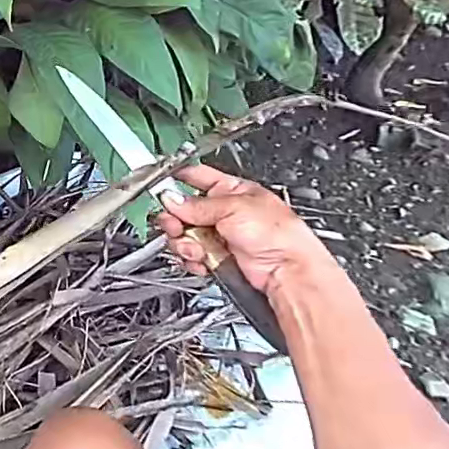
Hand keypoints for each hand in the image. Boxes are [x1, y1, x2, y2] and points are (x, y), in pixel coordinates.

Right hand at [154, 165, 334, 291]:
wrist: (288, 272)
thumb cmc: (279, 234)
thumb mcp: (233, 208)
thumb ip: (197, 204)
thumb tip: (170, 198)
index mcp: (231, 191)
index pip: (197, 177)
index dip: (177, 177)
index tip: (160, 182)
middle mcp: (224, 212)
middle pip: (183, 210)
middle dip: (175, 219)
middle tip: (175, 225)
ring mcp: (219, 236)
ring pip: (184, 234)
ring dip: (183, 242)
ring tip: (194, 246)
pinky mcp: (216, 258)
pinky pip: (191, 255)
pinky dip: (191, 259)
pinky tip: (200, 259)